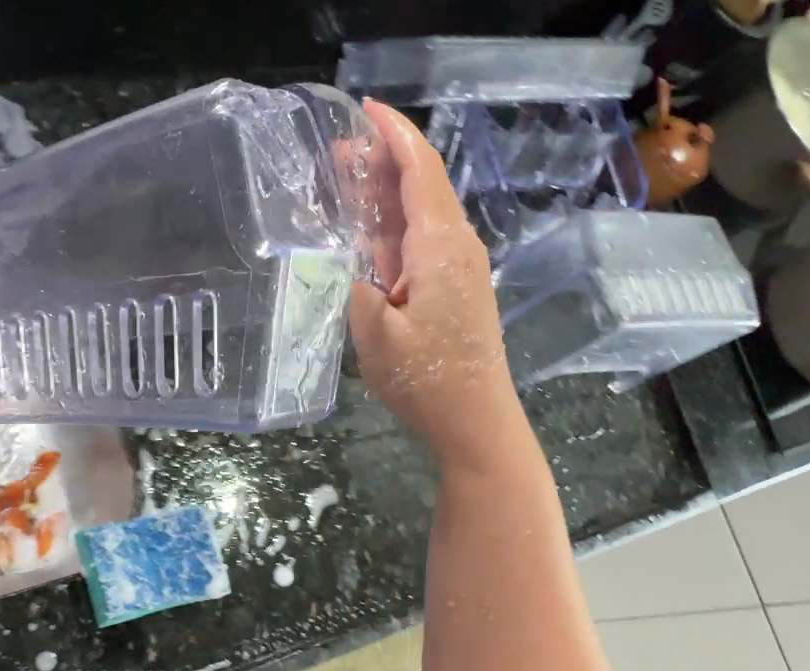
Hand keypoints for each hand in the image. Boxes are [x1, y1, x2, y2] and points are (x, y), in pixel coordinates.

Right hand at [348, 99, 518, 464]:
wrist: (475, 420)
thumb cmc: (427, 381)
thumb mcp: (377, 338)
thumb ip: (359, 291)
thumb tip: (353, 266)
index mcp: (439, 248)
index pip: (419, 172)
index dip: (394, 135)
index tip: (365, 110)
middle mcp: (454, 246)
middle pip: (420, 186)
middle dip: (382, 161)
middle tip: (335, 152)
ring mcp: (457, 268)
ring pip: (419, 214)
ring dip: (384, 195)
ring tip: (344, 183)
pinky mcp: (452, 288)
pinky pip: (419, 242)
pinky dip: (390, 227)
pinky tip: (366, 235)